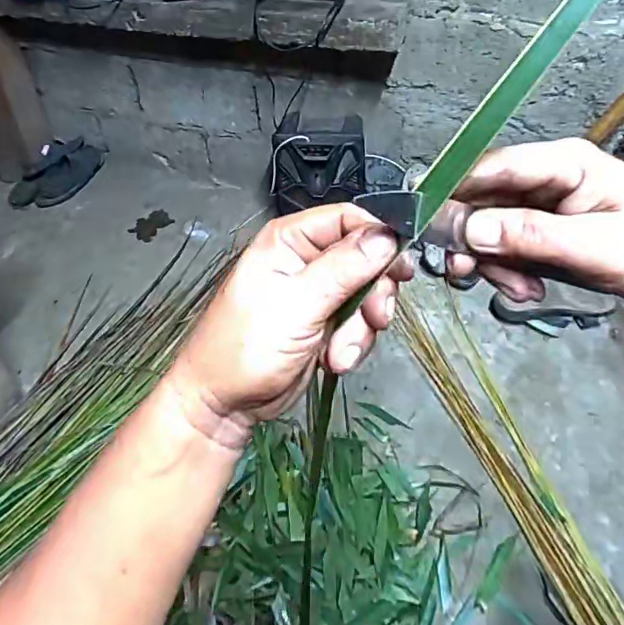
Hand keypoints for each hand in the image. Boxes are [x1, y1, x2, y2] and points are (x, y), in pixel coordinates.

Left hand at [166, 204, 413, 446]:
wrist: (223, 405)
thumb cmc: (246, 346)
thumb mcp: (299, 303)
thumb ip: (345, 268)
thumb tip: (386, 236)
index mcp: (289, 239)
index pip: (347, 219)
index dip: (378, 238)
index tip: (400, 265)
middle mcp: (305, 259)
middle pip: (365, 258)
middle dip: (375, 292)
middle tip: (377, 317)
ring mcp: (316, 293)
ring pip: (367, 294)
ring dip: (362, 326)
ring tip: (341, 351)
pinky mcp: (325, 322)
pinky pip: (357, 323)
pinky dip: (353, 344)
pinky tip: (334, 361)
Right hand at [431, 138, 623, 309]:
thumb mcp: (597, 246)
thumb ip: (532, 235)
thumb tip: (469, 229)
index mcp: (563, 162)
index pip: (494, 166)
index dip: (456, 189)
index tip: (426, 219)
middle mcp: (545, 177)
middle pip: (484, 199)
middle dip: (474, 237)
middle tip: (467, 270)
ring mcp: (542, 205)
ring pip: (489, 226)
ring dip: (491, 260)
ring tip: (517, 290)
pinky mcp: (542, 230)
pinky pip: (506, 245)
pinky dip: (506, 269)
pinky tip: (524, 289)